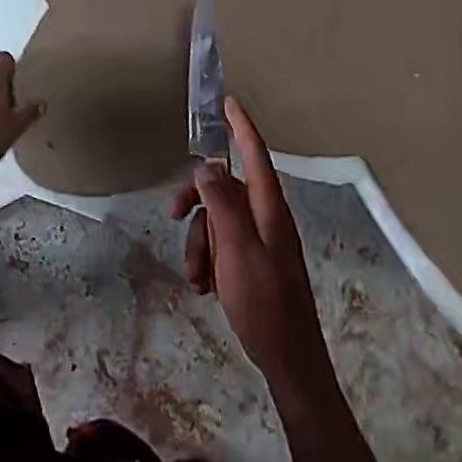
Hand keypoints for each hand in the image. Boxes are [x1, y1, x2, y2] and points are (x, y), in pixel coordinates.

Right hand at [169, 97, 331, 385]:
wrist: (288, 358)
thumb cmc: (265, 302)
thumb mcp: (237, 250)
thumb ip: (222, 204)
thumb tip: (208, 165)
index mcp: (268, 208)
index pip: (255, 155)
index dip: (241, 127)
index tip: (228, 103)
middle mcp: (264, 216)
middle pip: (223, 188)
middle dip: (196, 203)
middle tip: (173, 214)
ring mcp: (258, 239)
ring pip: (215, 219)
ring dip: (199, 242)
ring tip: (198, 276)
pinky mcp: (251, 260)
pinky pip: (220, 243)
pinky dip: (207, 259)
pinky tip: (205, 285)